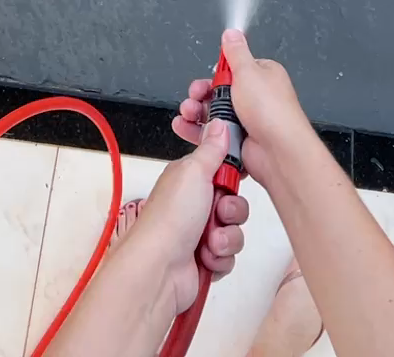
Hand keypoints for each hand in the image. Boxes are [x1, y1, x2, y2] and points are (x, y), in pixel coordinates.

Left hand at [130, 119, 250, 312]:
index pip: (223, 172)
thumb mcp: (194, 172)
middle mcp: (194, 204)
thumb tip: (219, 124)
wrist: (160, 269)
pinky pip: (229, 255)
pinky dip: (221, 258)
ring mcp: (199, 233)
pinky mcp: (204, 259)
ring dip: (226, 237)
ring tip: (209, 242)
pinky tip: (206, 258)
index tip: (231, 181)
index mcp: (189, 179)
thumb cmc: (171, 217)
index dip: (232, 179)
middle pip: (233, 202)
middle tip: (219, 212)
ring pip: (234, 230)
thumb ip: (211, 149)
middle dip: (232, 210)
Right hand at [171, 29, 315, 182]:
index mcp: (262, 76)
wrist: (279, 153)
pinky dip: (201, 132)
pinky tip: (189, 129)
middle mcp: (255, 98)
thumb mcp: (249, 71)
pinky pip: (215, 133)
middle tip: (193, 98)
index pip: (232, 69)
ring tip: (187, 114)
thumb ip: (236, 52)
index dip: (214, 75)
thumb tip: (232, 33)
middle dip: (201, 96)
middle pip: (219, 92)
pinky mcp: (240, 140)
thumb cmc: (273, 112)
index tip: (203, 81)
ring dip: (197, 113)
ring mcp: (247, 120)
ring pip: (214, 113)